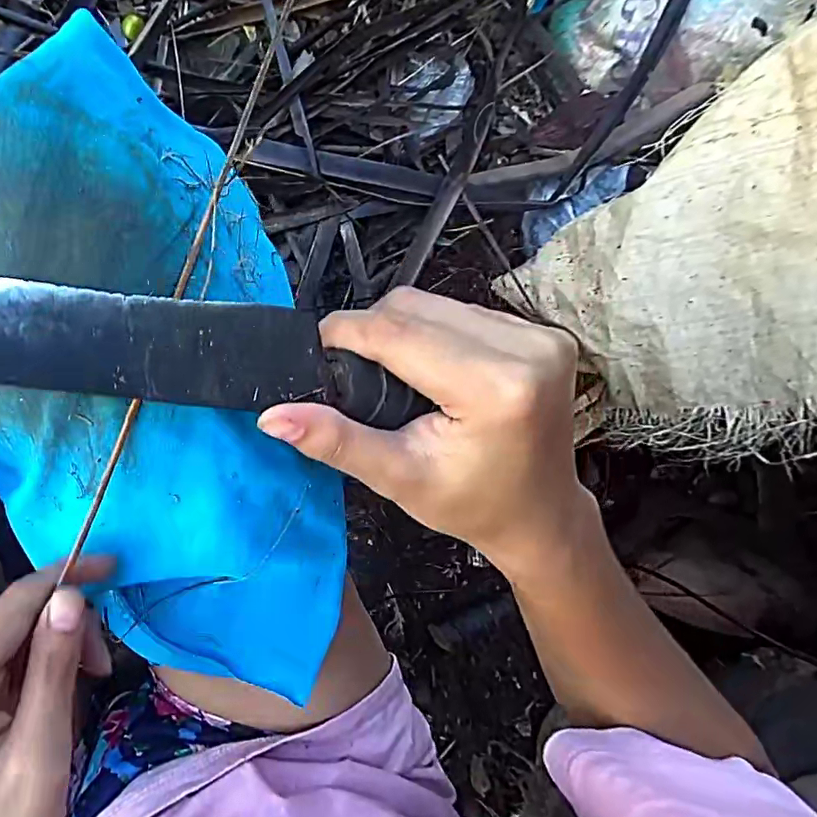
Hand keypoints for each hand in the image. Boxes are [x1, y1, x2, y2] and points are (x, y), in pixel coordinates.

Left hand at [0, 564, 109, 816]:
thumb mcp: (38, 756)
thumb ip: (53, 668)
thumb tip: (70, 595)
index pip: (13, 602)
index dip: (65, 576)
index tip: (114, 565)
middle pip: (9, 625)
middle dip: (61, 631)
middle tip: (105, 670)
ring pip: (5, 651)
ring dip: (50, 660)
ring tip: (83, 699)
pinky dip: (32, 683)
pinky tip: (54, 712)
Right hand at [258, 288, 593, 579]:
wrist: (538, 516)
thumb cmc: (473, 504)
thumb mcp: (396, 478)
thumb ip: (335, 441)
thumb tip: (275, 417)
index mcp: (494, 388)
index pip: (395, 331)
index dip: (343, 332)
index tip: (316, 349)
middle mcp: (526, 350)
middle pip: (413, 306)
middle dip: (368, 329)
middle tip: (351, 369)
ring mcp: (538, 337)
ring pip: (434, 301)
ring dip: (397, 325)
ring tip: (387, 369)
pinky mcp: (540, 333)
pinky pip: (460, 309)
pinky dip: (429, 328)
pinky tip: (424, 363)